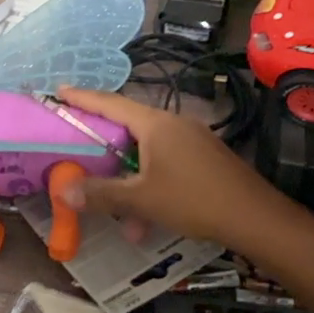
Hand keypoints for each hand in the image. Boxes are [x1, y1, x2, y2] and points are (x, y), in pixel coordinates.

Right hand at [54, 87, 298, 252]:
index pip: (110, 103)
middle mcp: (173, 124)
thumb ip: (101, 193)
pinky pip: (164, 165)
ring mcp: (192, 141)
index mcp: (155, 124)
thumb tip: (63, 191)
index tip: (59, 91)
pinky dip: (148, 186)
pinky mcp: (203, 159)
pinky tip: (144, 221)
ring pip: (146, 153)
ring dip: (127, 181)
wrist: (254, 217)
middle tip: (78, 149)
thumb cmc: (194, 200)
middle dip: (103, 147)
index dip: (82, 98)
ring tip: (116, 213)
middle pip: (127, 127)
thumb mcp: (141, 200)